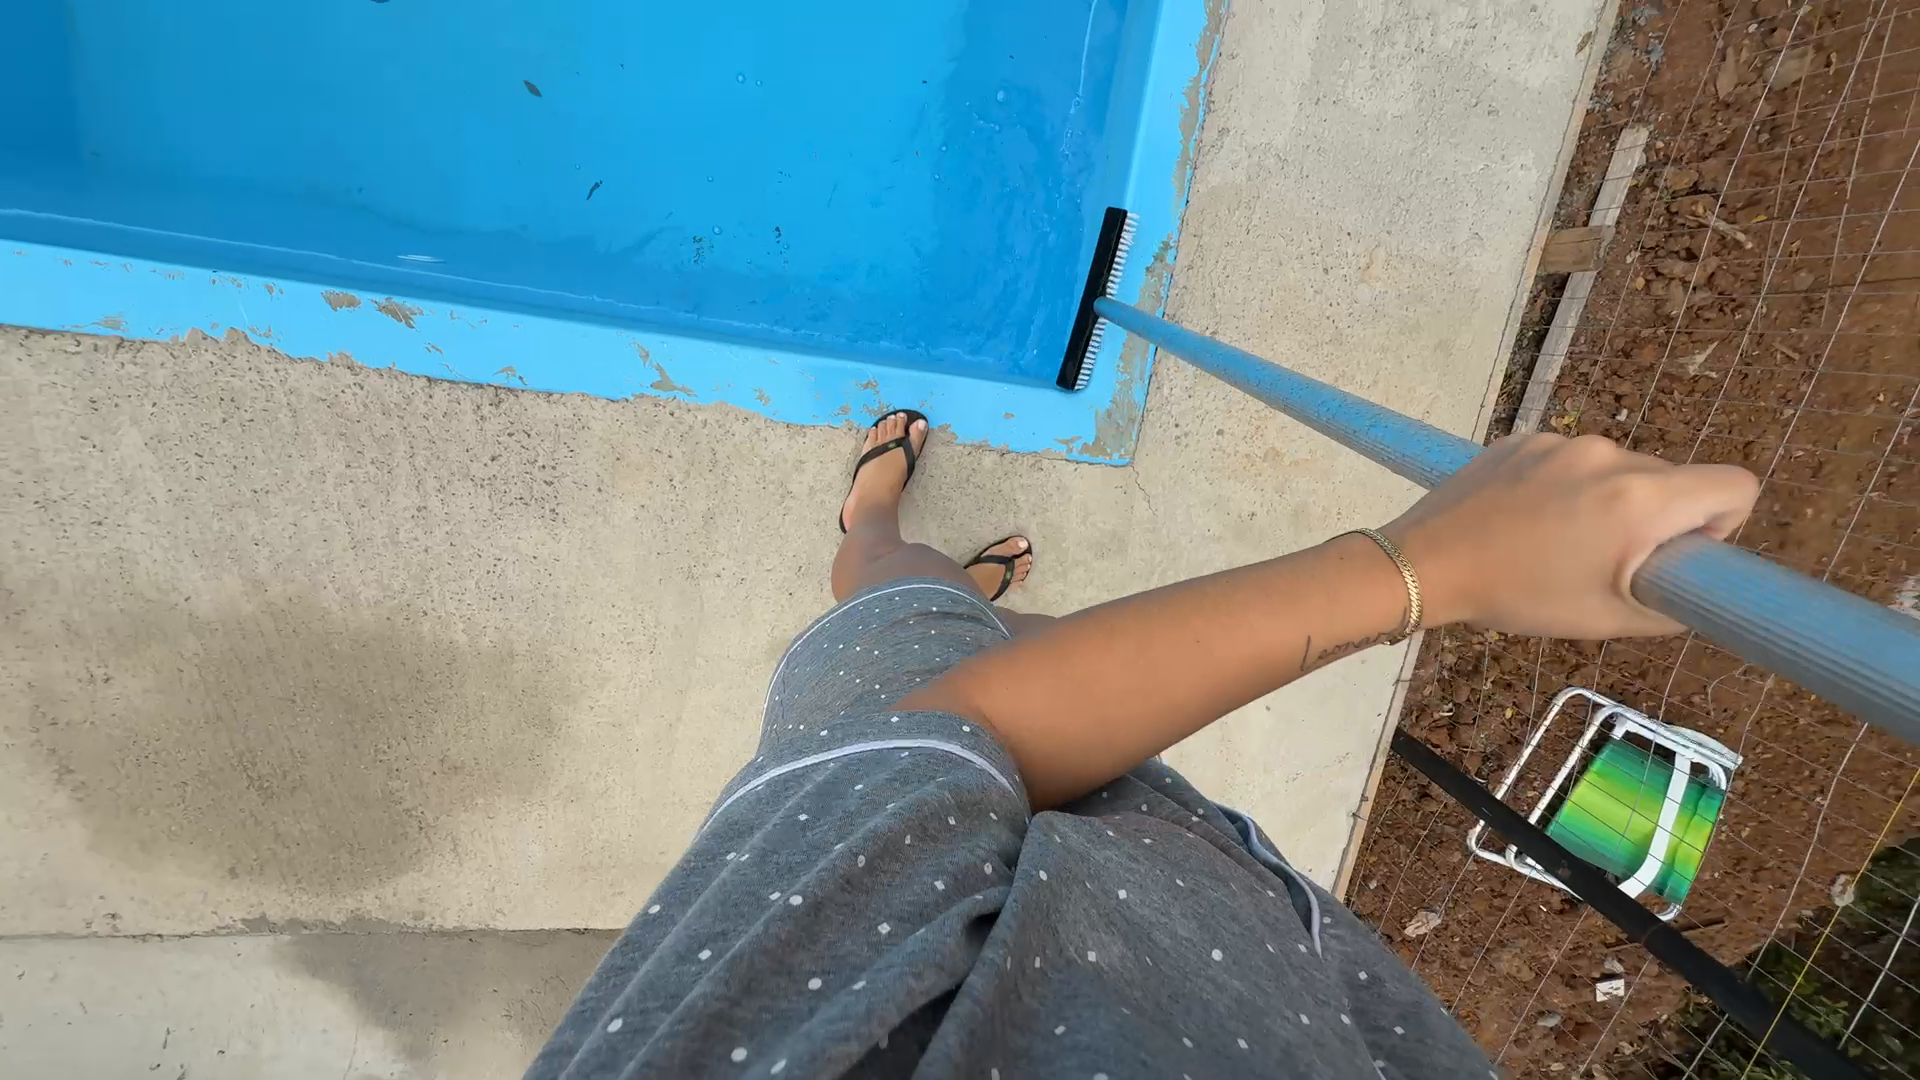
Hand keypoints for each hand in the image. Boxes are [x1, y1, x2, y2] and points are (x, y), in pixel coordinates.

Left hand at [1379, 433, 1758, 638]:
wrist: (1423, 565)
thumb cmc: (1515, 594)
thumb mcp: (1608, 616)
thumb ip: (1675, 603)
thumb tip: (1696, 591)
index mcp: (1640, 495)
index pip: (1735, 485)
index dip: (1720, 524)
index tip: (1672, 552)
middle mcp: (1603, 454)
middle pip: (1668, 478)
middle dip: (1651, 516)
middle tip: (1596, 556)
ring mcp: (1553, 443)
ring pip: (1612, 468)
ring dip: (1601, 498)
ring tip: (1549, 537)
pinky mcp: (1515, 440)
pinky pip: (1563, 459)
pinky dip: (1557, 483)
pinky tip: (1520, 515)